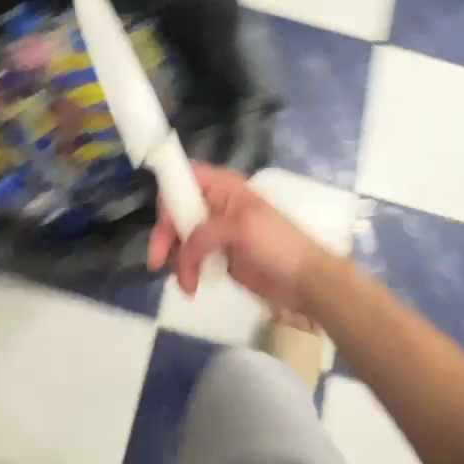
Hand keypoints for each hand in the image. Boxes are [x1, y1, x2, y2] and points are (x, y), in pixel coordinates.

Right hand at [147, 163, 333, 312]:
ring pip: (181, 237)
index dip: (170, 192)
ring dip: (178, 260)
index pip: (186, 177)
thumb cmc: (278, 244)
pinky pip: (191, 258)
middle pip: (177, 210)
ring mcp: (217, 232)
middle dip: (166, 236)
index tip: (162, 219)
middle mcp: (216, 205)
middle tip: (159, 260)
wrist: (304, 281)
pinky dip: (186, 271)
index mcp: (225, 188)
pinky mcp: (218, 256)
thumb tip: (183, 249)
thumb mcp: (242, 230)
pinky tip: (193, 286)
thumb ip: (206, 233)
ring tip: (188, 284)